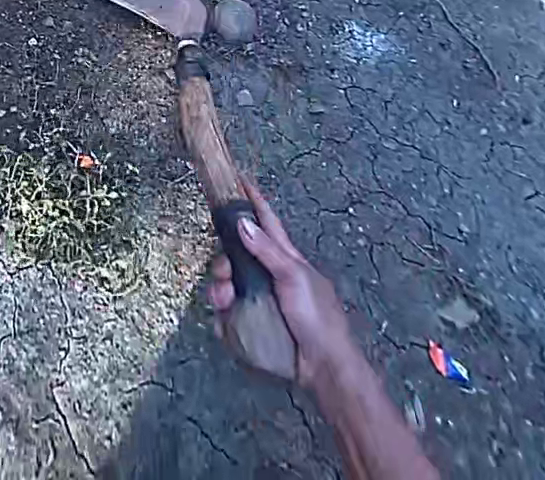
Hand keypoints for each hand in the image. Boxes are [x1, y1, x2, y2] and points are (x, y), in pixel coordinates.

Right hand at [206, 177, 360, 388]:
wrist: (323, 366)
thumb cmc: (316, 315)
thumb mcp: (293, 276)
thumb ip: (266, 249)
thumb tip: (242, 221)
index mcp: (284, 256)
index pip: (266, 219)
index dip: (253, 199)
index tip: (239, 178)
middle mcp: (268, 273)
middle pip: (236, 254)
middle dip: (223, 259)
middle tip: (224, 271)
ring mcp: (259, 298)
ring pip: (227, 283)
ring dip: (220, 289)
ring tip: (226, 300)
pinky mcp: (252, 323)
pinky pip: (228, 314)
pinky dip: (222, 316)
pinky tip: (225, 321)